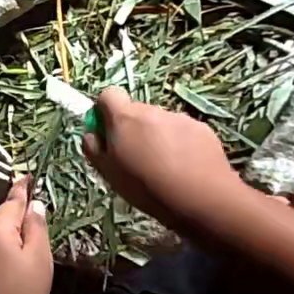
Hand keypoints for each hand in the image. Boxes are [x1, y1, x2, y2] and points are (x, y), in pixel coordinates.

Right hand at [82, 87, 248, 228]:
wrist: (201, 198)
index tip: (106, 133)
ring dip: (155, 137)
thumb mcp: (108, 173)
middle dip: (131, 128)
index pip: (108, 94)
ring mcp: (179, 118)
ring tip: (161, 168)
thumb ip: (94, 148)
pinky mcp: (202, 129)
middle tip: (134, 158)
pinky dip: (178, 144)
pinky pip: (182, 131)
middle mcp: (152, 111)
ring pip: (159, 122)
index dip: (104, 110)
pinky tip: (182, 168)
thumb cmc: (146, 188)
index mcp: (125, 118)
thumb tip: (92, 133)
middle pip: (135, 111)